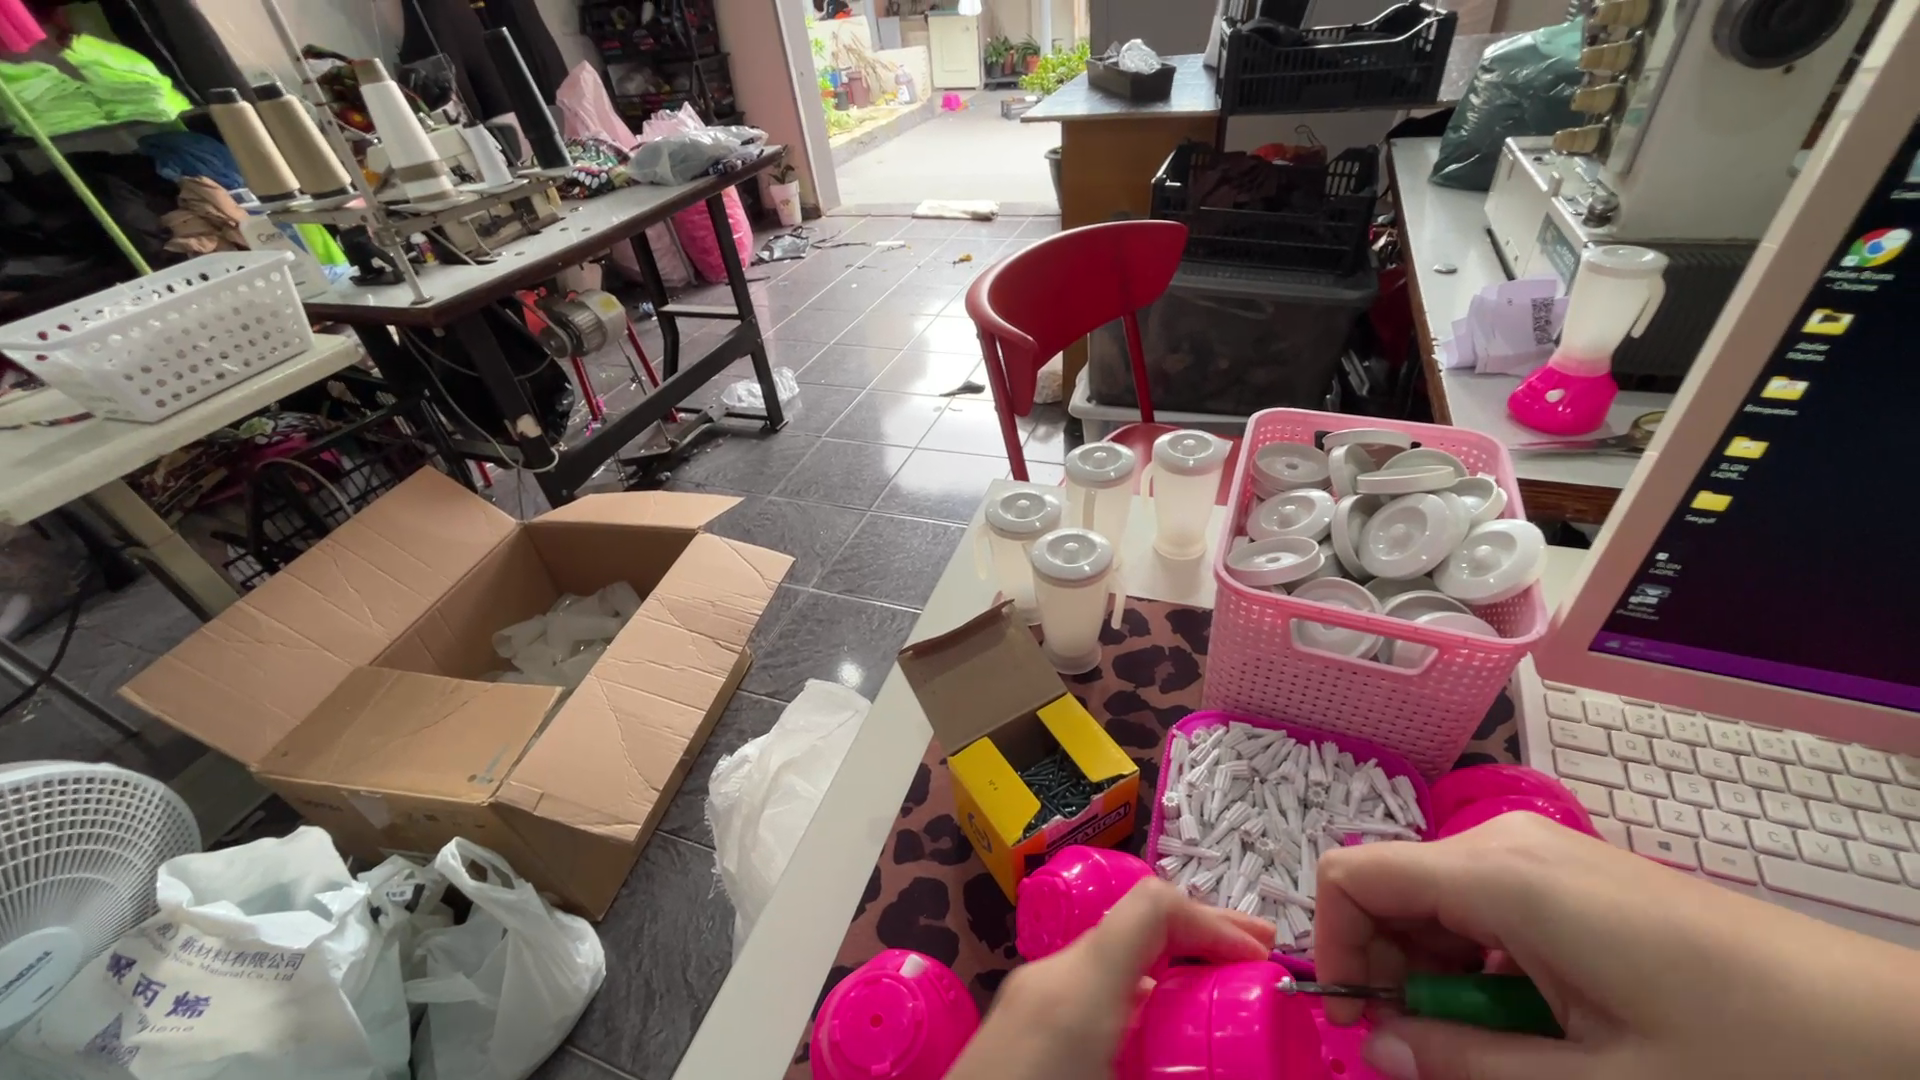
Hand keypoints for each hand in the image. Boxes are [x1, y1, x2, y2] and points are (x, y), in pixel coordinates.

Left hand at [945, 878, 1272, 1079]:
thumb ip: (1180, 1071)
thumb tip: (1233, 1066)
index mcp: (1078, 988)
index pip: (1152, 908)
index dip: (1214, 922)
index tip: (1260, 959)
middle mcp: (1051, 974)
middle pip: (1134, 924)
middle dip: (1199, 936)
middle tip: (1255, 959)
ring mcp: (1030, 992)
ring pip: (1112, 952)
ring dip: (1168, 963)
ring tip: (1217, 996)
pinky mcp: (1021, 1017)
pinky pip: (1089, 981)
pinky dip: (1136, 988)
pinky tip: (1160, 1026)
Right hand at [1315, 813, 1919, 1079]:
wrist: (1902, 1034)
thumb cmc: (1747, 1059)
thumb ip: (1465, 1063)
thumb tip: (1374, 1048)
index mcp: (1495, 874)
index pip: (1352, 876)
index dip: (1332, 945)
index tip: (1359, 1025)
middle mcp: (1503, 843)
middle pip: (1393, 890)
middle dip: (1391, 971)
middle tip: (1435, 1054)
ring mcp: (1541, 854)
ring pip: (1437, 904)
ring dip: (1441, 975)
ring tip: (1506, 1048)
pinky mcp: (1572, 875)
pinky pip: (1487, 907)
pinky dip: (1482, 962)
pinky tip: (1545, 1018)